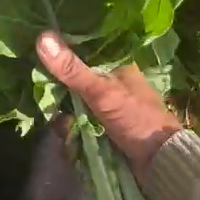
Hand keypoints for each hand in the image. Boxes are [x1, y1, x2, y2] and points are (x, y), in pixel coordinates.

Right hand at [35, 31, 181, 176]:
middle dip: (58, 98)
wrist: (160, 163)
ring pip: (71, 107)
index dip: (59, 56)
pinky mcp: (102, 129)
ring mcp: (104, 108)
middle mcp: (109, 83)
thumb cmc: (136, 119)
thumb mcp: (102, 92)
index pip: (80, 50)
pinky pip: (77, 127)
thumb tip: (41, 37)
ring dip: (65, 121)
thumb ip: (71, 69)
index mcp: (115, 65)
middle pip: (70, 82)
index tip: (39, 62)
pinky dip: (72, 136)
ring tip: (67, 132)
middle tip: (52, 107)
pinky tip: (72, 145)